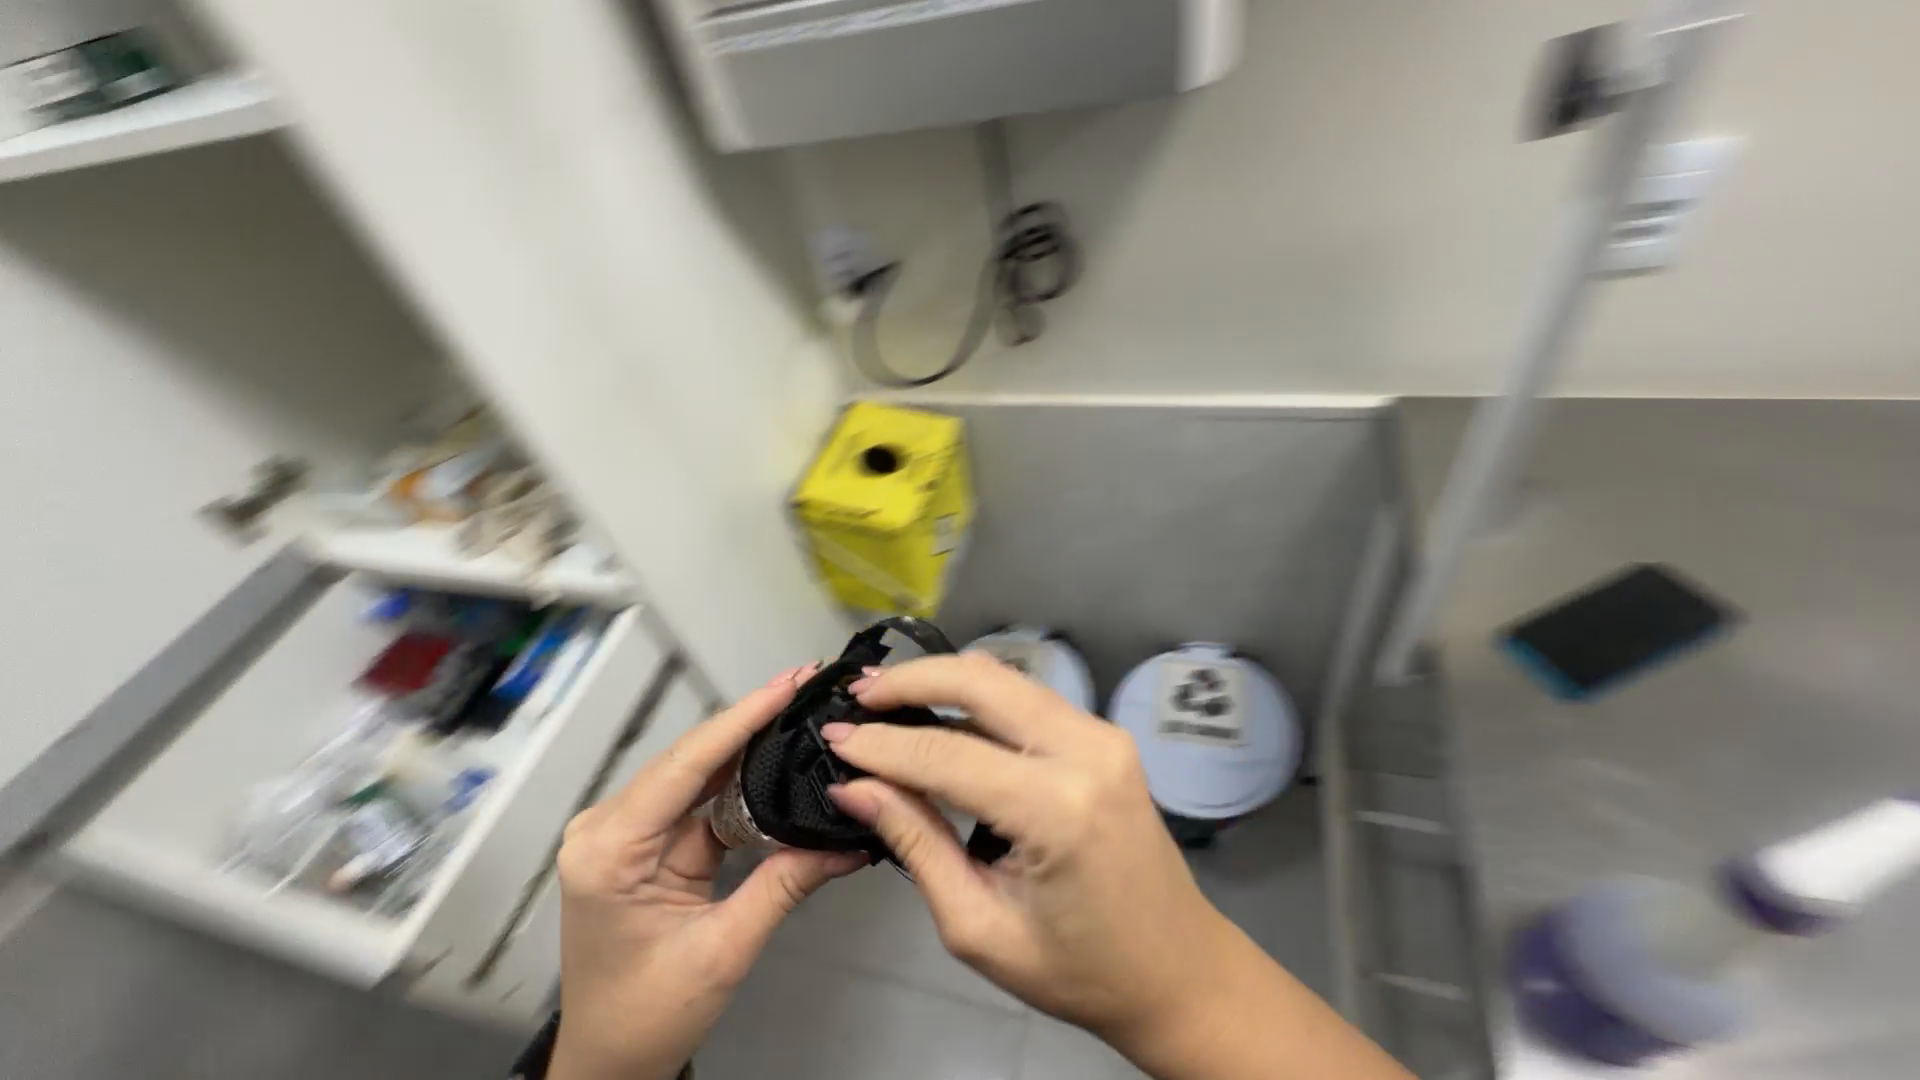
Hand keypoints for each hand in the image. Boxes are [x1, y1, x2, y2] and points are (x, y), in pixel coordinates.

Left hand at [550, 664, 865, 1079]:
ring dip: (746, 744)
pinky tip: (773, 755)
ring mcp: (623, 832)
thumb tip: (846, 841)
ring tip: (796, 708)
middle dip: (750, 720)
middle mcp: (607, 828)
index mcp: (610, 851)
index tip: (786, 684)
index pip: (684, 766)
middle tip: (804, 684)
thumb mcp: (724, 950)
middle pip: (689, 760)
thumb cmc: (648, 1016)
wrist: (608, 1061)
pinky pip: (697, 801)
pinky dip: (737, 781)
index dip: (740, 720)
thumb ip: (785, 884)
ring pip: (695, 773)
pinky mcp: (643, 843)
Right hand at [819, 653, 1234, 1055]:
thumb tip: (856, 787)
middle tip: (858, 696)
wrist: (1177, 969)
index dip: (882, 745)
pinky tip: (941, 711)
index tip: (833, 738)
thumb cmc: (1079, 970)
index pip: (946, 755)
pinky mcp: (1106, 736)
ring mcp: (1103, 736)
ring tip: (886, 697)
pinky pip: (1029, 699)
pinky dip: (978, 697)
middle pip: (982, 681)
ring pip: (1007, 678)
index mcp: (1058, 809)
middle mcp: (1087, 751)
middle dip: (911, 680)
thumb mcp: (979, 925)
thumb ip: (916, 843)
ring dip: (944, 680)